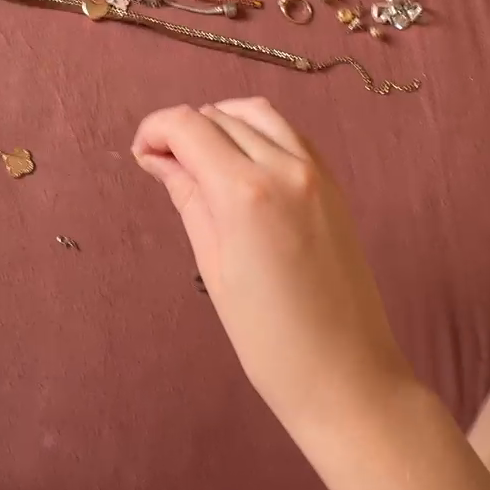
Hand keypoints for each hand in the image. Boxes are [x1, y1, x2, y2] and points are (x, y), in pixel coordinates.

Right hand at [131, 98, 412, 429]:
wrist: (348, 376)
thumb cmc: (267, 337)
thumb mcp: (213, 266)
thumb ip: (188, 198)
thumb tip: (158, 158)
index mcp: (245, 191)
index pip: (188, 126)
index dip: (155, 129)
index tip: (141, 154)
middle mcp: (283, 166)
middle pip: (218, 116)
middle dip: (182, 130)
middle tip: (163, 165)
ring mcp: (315, 170)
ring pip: (255, 112)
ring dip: (220, 122)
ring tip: (201, 159)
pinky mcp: (334, 182)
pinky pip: (288, 132)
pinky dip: (256, 131)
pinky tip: (241, 162)